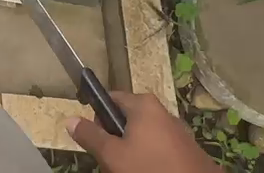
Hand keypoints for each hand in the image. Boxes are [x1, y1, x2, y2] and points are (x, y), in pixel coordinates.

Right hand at [68, 92, 219, 172]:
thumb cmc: (152, 171)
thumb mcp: (113, 156)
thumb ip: (90, 136)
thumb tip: (70, 119)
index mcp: (144, 105)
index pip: (110, 99)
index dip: (98, 118)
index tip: (98, 141)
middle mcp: (163, 112)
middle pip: (128, 120)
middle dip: (118, 140)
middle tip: (115, 162)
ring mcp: (181, 135)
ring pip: (146, 139)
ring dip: (136, 154)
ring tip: (133, 172)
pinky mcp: (193, 155)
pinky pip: (164, 153)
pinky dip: (155, 163)